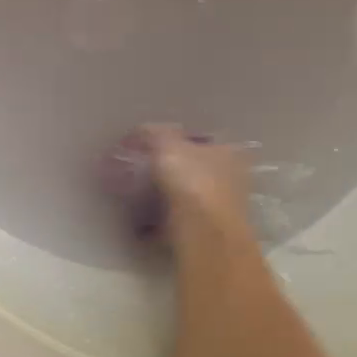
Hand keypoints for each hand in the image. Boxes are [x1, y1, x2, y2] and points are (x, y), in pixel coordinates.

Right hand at [139, 125, 253, 245]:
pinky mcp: (203, 222)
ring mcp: (218, 200)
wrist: (202, 228)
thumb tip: (142, 128)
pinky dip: (155, 209)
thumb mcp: (168, 146)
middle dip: (159, 165)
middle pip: (188, 164)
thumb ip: (154, 133)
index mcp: (228, 151)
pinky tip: (136, 211)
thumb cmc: (191, 180)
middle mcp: (230, 173)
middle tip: (130, 167)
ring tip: (127, 190)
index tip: (141, 146)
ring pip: (180, 187)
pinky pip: (174, 209)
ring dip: (155, 188)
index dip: (168, 139)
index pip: (197, 138)